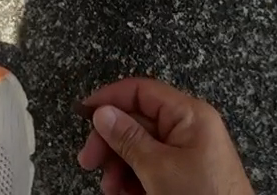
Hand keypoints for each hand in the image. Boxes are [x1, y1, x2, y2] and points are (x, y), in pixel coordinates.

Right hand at [77, 78, 252, 194]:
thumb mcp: (158, 169)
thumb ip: (127, 138)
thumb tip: (102, 113)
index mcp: (189, 115)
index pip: (141, 91)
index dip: (110, 98)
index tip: (85, 113)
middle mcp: (190, 129)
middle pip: (138, 121)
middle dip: (111, 141)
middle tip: (89, 160)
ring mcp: (190, 154)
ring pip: (142, 147)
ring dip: (120, 165)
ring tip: (110, 188)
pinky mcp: (188, 177)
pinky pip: (154, 167)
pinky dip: (136, 179)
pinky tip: (126, 193)